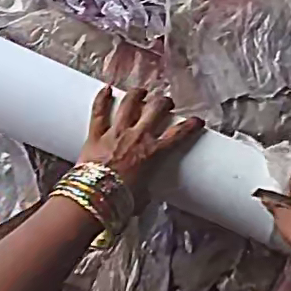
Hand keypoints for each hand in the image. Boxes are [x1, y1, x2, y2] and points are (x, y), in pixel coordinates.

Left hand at [79, 86, 204, 191]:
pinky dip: (102, 99)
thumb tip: (145, 196)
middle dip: (163, 102)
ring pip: (129, 104)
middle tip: (165, 103)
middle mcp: (137, 137)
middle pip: (155, 109)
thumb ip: (146, 190)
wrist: (94, 199)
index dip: (191, 125)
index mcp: (152, 153)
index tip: (197, 121)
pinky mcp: (96, 134)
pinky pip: (99, 112)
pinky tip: (106, 88)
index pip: (178, 133)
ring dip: (137, 94)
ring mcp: (116, 133)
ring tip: (141, 91)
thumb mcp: (142, 197)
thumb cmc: (119, 201)